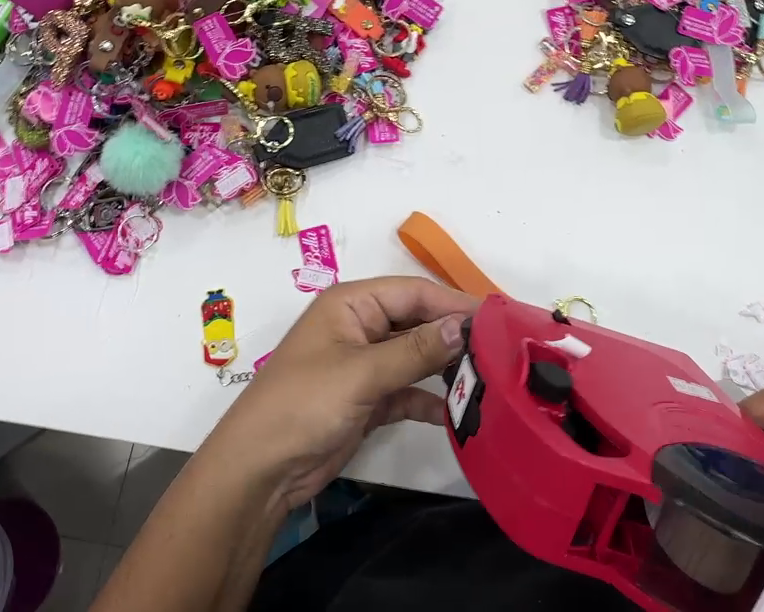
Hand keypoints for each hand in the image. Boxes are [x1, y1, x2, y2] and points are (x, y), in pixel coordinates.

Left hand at [204, 277, 479, 509]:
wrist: (260, 470)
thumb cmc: (304, 404)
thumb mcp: (362, 373)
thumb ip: (416, 351)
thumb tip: (464, 326)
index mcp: (351, 304)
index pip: (413, 292)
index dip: (454, 303)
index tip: (499, 318)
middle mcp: (359, 327)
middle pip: (417, 322)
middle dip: (454, 335)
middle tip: (503, 350)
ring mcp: (363, 365)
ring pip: (415, 357)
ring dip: (446, 368)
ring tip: (490, 378)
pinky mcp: (366, 400)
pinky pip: (407, 391)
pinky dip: (429, 399)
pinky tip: (457, 411)